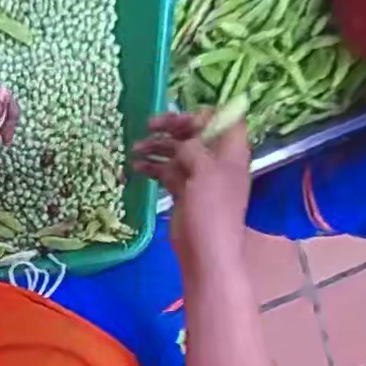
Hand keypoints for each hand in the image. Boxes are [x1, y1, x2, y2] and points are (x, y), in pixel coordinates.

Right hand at [130, 111, 251, 277]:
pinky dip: (153, 168)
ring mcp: (198, 177)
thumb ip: (193, 149)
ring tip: (134, 149)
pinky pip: (167, 173)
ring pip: (177, 153)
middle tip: (147, 126)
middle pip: (195, 135)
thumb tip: (182, 141)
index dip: (200, 115)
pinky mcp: (183, 193)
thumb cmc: (211, 210)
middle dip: (172, 128)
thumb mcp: (204, 173)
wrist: (205, 250)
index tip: (176, 119)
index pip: (221, 120)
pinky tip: (136, 167)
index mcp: (230, 152)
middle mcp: (216, 161)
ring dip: (157, 148)